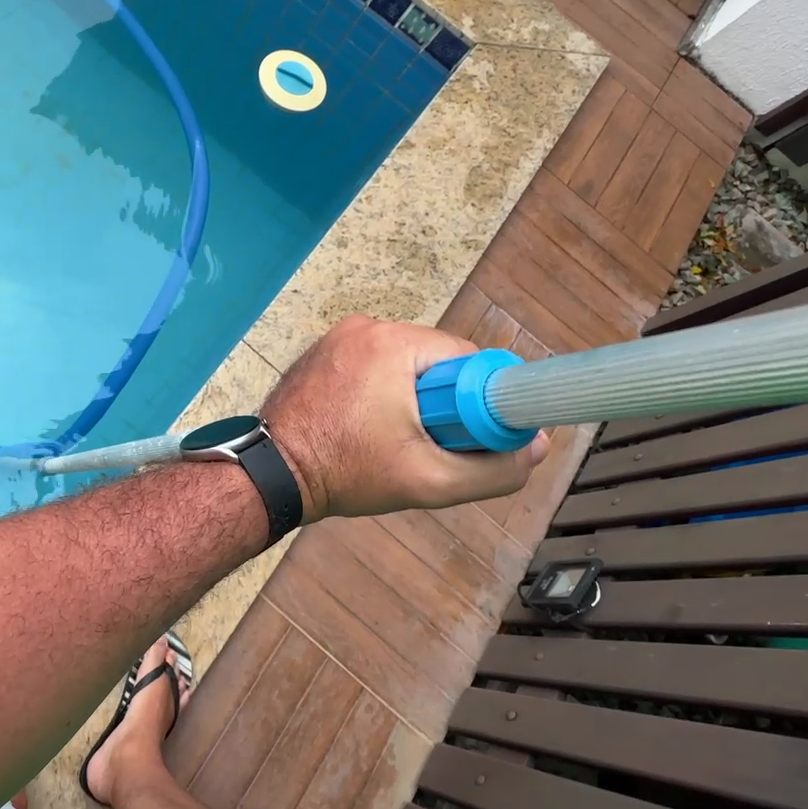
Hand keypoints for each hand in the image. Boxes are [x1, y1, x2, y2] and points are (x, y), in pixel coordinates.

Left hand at [261, 315, 549, 522]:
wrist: (271, 474)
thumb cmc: (346, 472)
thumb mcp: (430, 481)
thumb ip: (494, 468)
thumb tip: (535, 445)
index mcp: (392, 342)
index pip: (466, 358)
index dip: (477, 398)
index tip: (467, 433)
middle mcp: (364, 327)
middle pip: (435, 360)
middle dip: (441, 402)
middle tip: (426, 444)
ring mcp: (337, 337)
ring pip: (403, 365)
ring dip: (410, 399)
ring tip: (392, 440)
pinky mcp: (322, 353)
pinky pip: (372, 366)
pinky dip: (380, 393)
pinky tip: (368, 428)